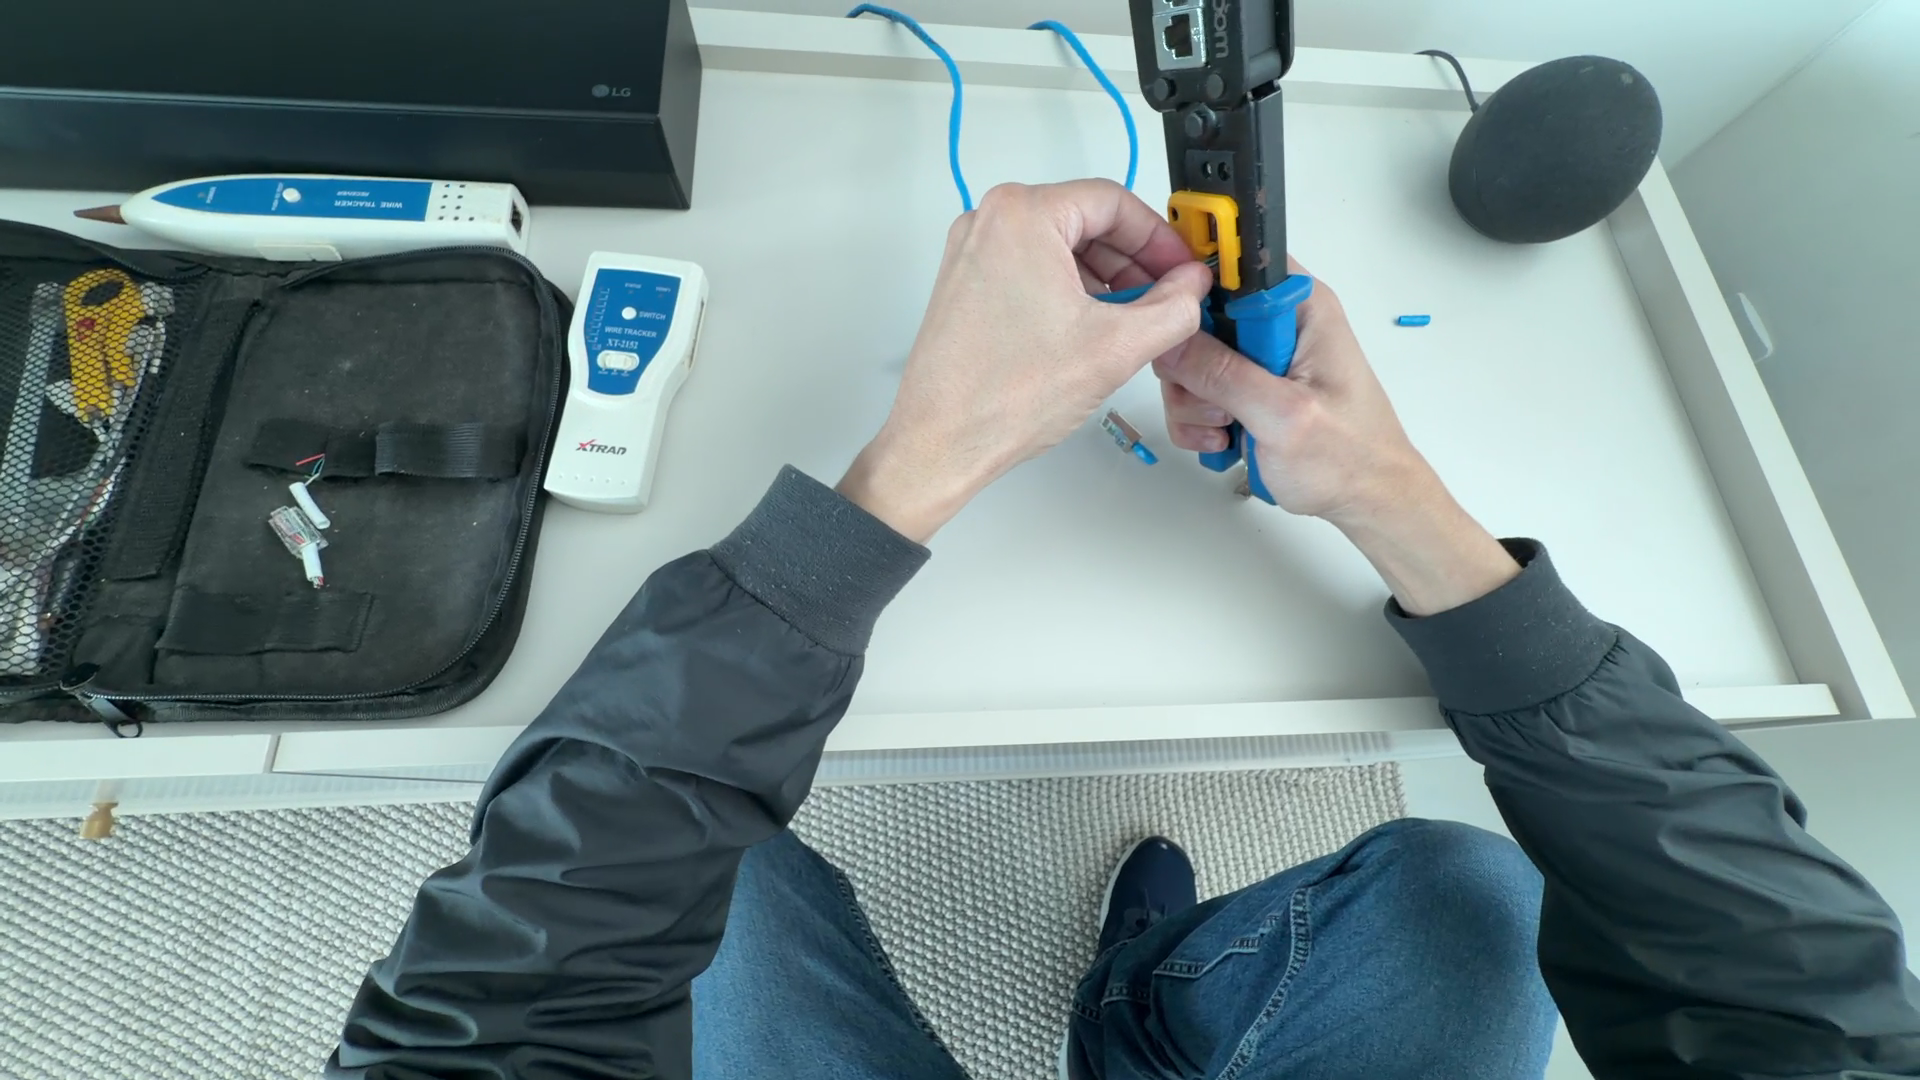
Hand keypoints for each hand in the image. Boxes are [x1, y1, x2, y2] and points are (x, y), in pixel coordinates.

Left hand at [839, 180, 1212, 542]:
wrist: (941, 445)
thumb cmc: (1003, 398)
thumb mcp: (1114, 348)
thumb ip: (1172, 309)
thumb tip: (1191, 287)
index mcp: (1021, 217)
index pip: (1114, 202)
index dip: (1160, 239)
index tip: (1181, 270)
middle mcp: (987, 225)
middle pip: (1084, 223)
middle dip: (1133, 263)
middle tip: (1165, 299)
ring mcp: (971, 258)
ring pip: (1057, 251)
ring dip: (1103, 282)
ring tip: (1131, 324)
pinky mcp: (965, 290)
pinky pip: (1030, 275)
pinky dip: (1067, 296)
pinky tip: (1089, 332)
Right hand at [1155, 259, 1519, 614]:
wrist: (1363, 500)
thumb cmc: (1345, 457)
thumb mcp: (1282, 415)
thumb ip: (1223, 375)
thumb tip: (1168, 341)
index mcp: (1298, 307)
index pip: (1232, 266)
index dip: (1193, 290)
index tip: (1177, 334)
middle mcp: (1273, 324)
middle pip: (1196, 320)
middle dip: (1190, 369)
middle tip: (1218, 408)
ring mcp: (1254, 359)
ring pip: (1186, 362)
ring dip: (1192, 405)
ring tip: (1227, 432)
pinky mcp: (1241, 389)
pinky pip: (1193, 393)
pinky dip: (1196, 423)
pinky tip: (1222, 441)